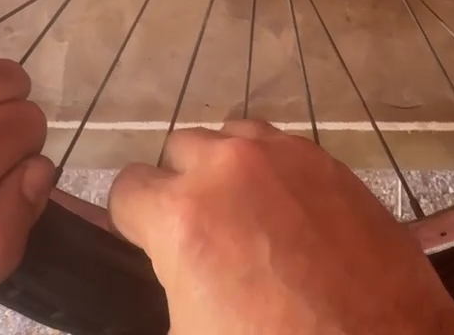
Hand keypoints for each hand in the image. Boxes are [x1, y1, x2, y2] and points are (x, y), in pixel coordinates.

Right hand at [109, 120, 453, 334]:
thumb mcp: (191, 333)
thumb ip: (168, 286)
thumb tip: (174, 273)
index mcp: (183, 216)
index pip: (126, 187)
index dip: (131, 219)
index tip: (145, 239)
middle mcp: (229, 167)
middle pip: (178, 149)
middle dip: (179, 186)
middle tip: (200, 234)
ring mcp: (283, 154)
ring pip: (230, 137)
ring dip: (226, 168)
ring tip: (245, 216)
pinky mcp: (326, 158)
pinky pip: (279, 147)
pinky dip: (272, 170)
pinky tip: (289, 213)